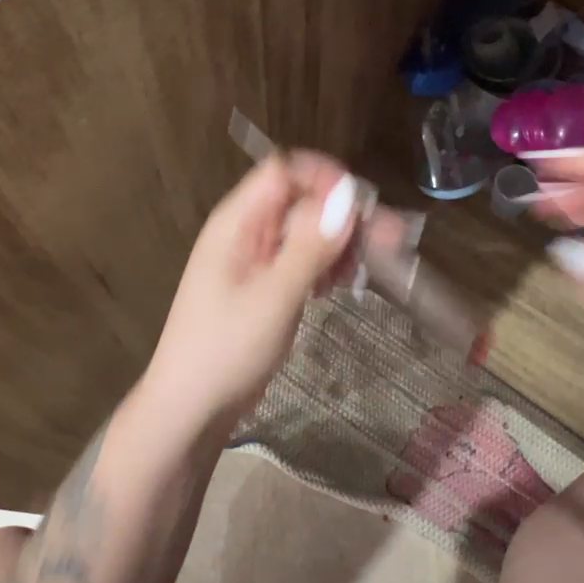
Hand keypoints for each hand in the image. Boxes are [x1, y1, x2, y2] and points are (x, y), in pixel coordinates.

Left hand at [141, 152, 362, 424]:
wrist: (191, 408)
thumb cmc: (226, 349)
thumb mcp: (274, 296)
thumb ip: (310, 245)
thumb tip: (348, 197)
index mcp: (237, 223)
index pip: (283, 173)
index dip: (323, 179)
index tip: (363, 203)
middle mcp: (246, 234)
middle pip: (301, 202)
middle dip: (344, 215)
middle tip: (392, 239)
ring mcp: (255, 263)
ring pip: (306, 233)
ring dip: (339, 243)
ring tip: (369, 268)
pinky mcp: (266, 289)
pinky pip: (301, 261)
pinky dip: (325, 267)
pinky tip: (342, 286)